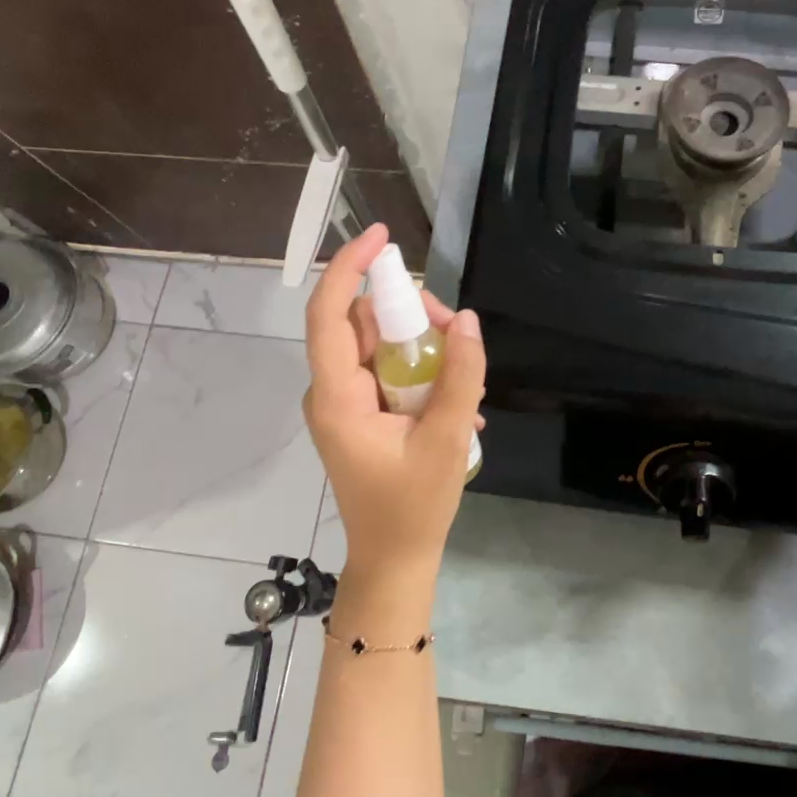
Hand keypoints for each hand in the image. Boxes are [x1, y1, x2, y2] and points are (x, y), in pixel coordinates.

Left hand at [303, 224, 486, 575]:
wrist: (393, 559)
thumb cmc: (413, 507)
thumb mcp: (447, 440)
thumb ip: (461, 377)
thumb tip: (467, 321)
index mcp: (336, 397)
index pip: (329, 313)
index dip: (350, 268)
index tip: (382, 237)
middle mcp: (330, 391)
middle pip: (362, 323)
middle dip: (411, 314)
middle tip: (459, 334)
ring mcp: (343, 402)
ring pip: (378, 344)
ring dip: (423, 345)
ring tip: (465, 377)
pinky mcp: (359, 413)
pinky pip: (386, 370)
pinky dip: (420, 370)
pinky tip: (457, 401)